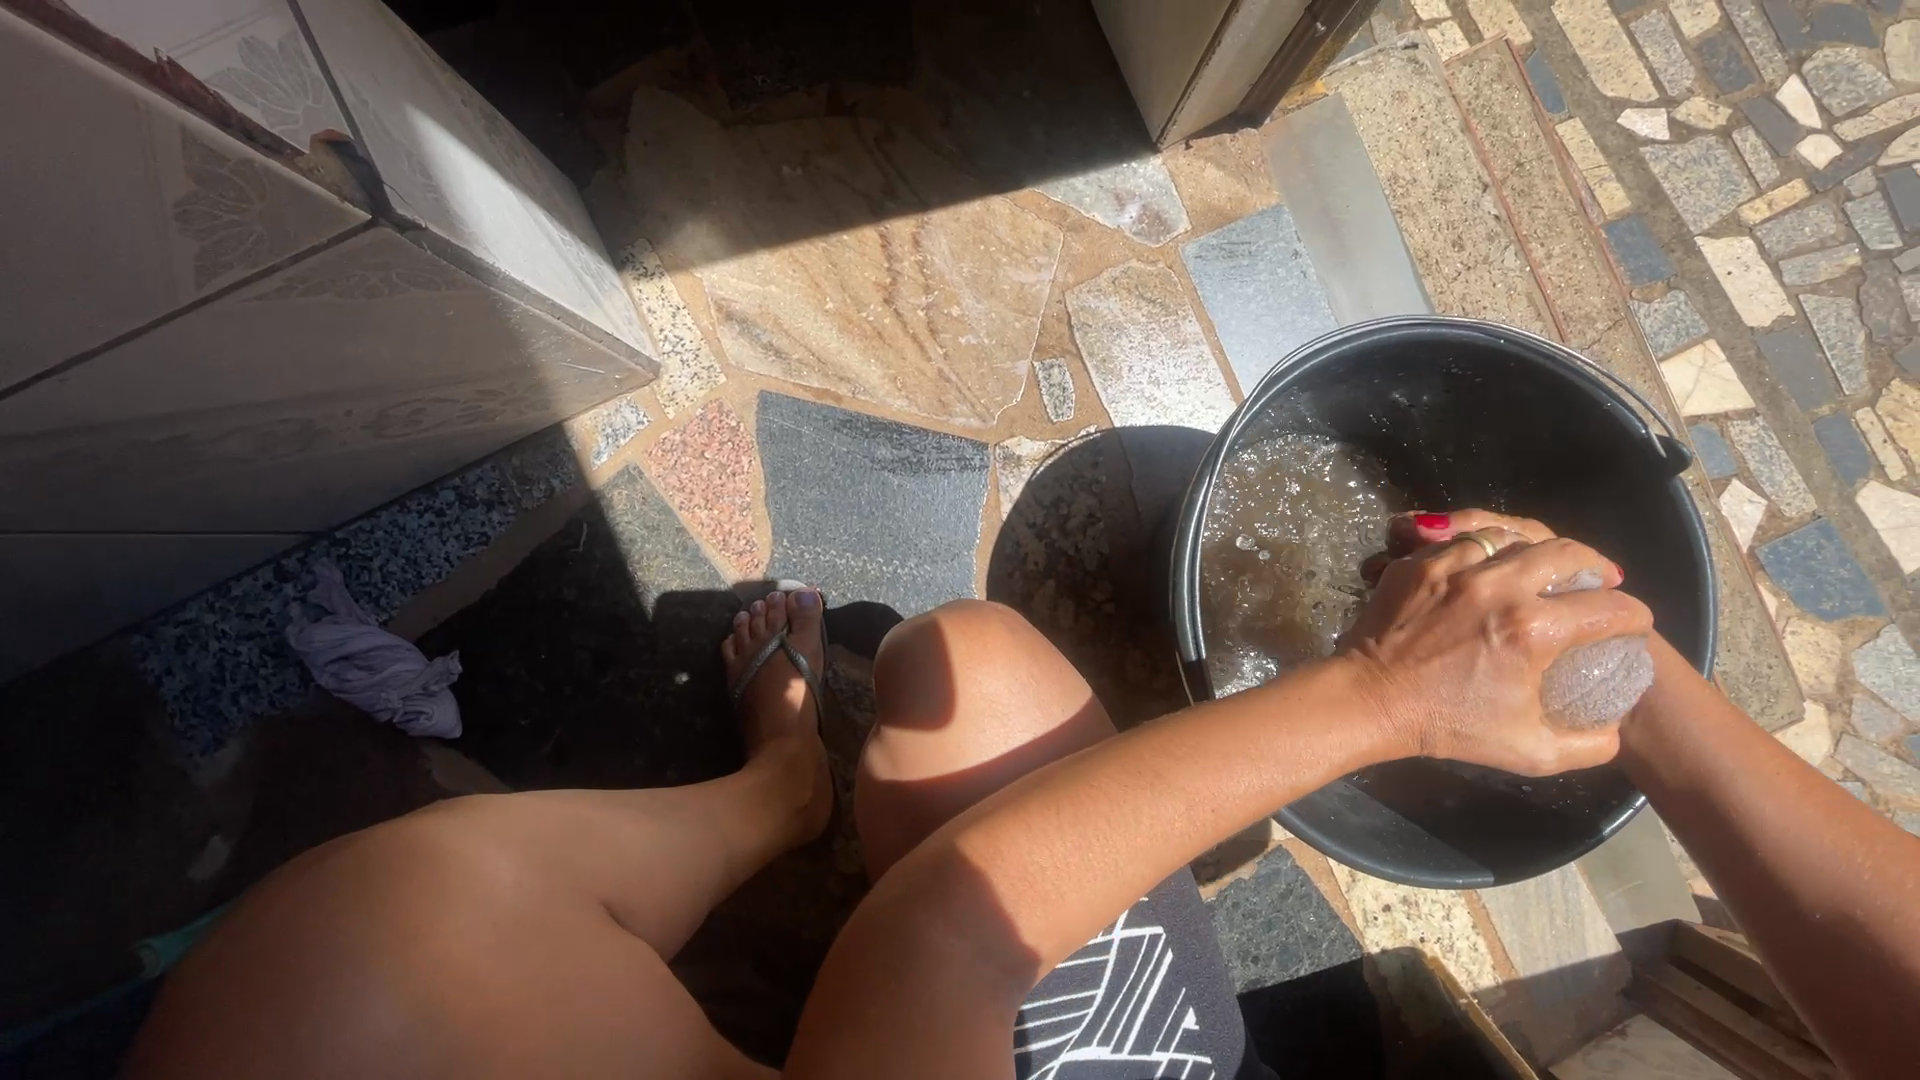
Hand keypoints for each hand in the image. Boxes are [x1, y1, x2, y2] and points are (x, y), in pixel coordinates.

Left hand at [1338, 510, 1652, 775]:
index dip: (1634, 618)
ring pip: (1512, 538)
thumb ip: (1591, 743)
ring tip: (1542, 569)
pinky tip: (1490, 567)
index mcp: (1533, 630)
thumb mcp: (1533, 751)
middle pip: (1567, 553)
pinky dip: (1485, 550)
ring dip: (1536, 551)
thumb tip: (1616, 723)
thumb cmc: (1446, 726)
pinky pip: (1462, 542)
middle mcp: (1496, 588)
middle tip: (1595, 582)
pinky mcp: (1416, 565)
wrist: (1369, 700)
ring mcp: (1450, 569)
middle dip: (1594, 566)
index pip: (1613, 608)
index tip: (1630, 625)